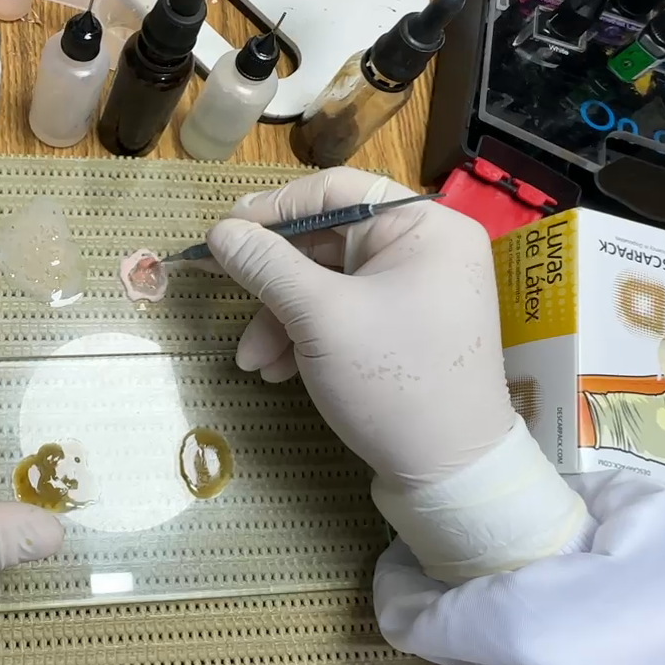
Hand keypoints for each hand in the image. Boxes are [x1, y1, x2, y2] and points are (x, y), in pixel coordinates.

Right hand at [203, 168, 515, 487]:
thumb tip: (219, 232)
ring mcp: (412, 291)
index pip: (333, 191)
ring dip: (279, 317)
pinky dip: (303, 336)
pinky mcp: (399, 328)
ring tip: (251, 359)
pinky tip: (279, 370)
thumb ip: (266, 266)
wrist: (447, 474)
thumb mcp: (319, 317)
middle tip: (217, 285)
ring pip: (324, 284)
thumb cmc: (391, 380)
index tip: (222, 233)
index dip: (271, 209)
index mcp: (422, 227)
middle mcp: (422, 249)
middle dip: (270, 281)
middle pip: (324, 242)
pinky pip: (339, 313)